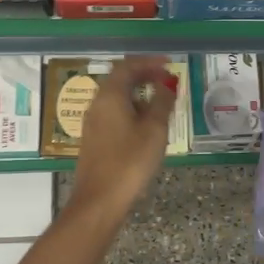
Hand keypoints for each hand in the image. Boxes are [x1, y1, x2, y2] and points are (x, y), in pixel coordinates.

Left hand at [71, 56, 176, 216]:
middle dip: (144, 76)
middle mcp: (97, 104)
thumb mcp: (154, 130)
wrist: (99, 200)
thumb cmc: (130, 162)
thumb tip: (167, 83)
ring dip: (139, 94)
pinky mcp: (94, 139)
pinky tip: (146, 125)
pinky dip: (132, 110)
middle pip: (119, 80)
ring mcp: (93, 123)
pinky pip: (114, 114)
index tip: (169, 64)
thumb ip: (162, 102)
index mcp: (110, 96)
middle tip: (167, 80)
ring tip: (162, 102)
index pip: (127, 66)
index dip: (149, 62)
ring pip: (117, 98)